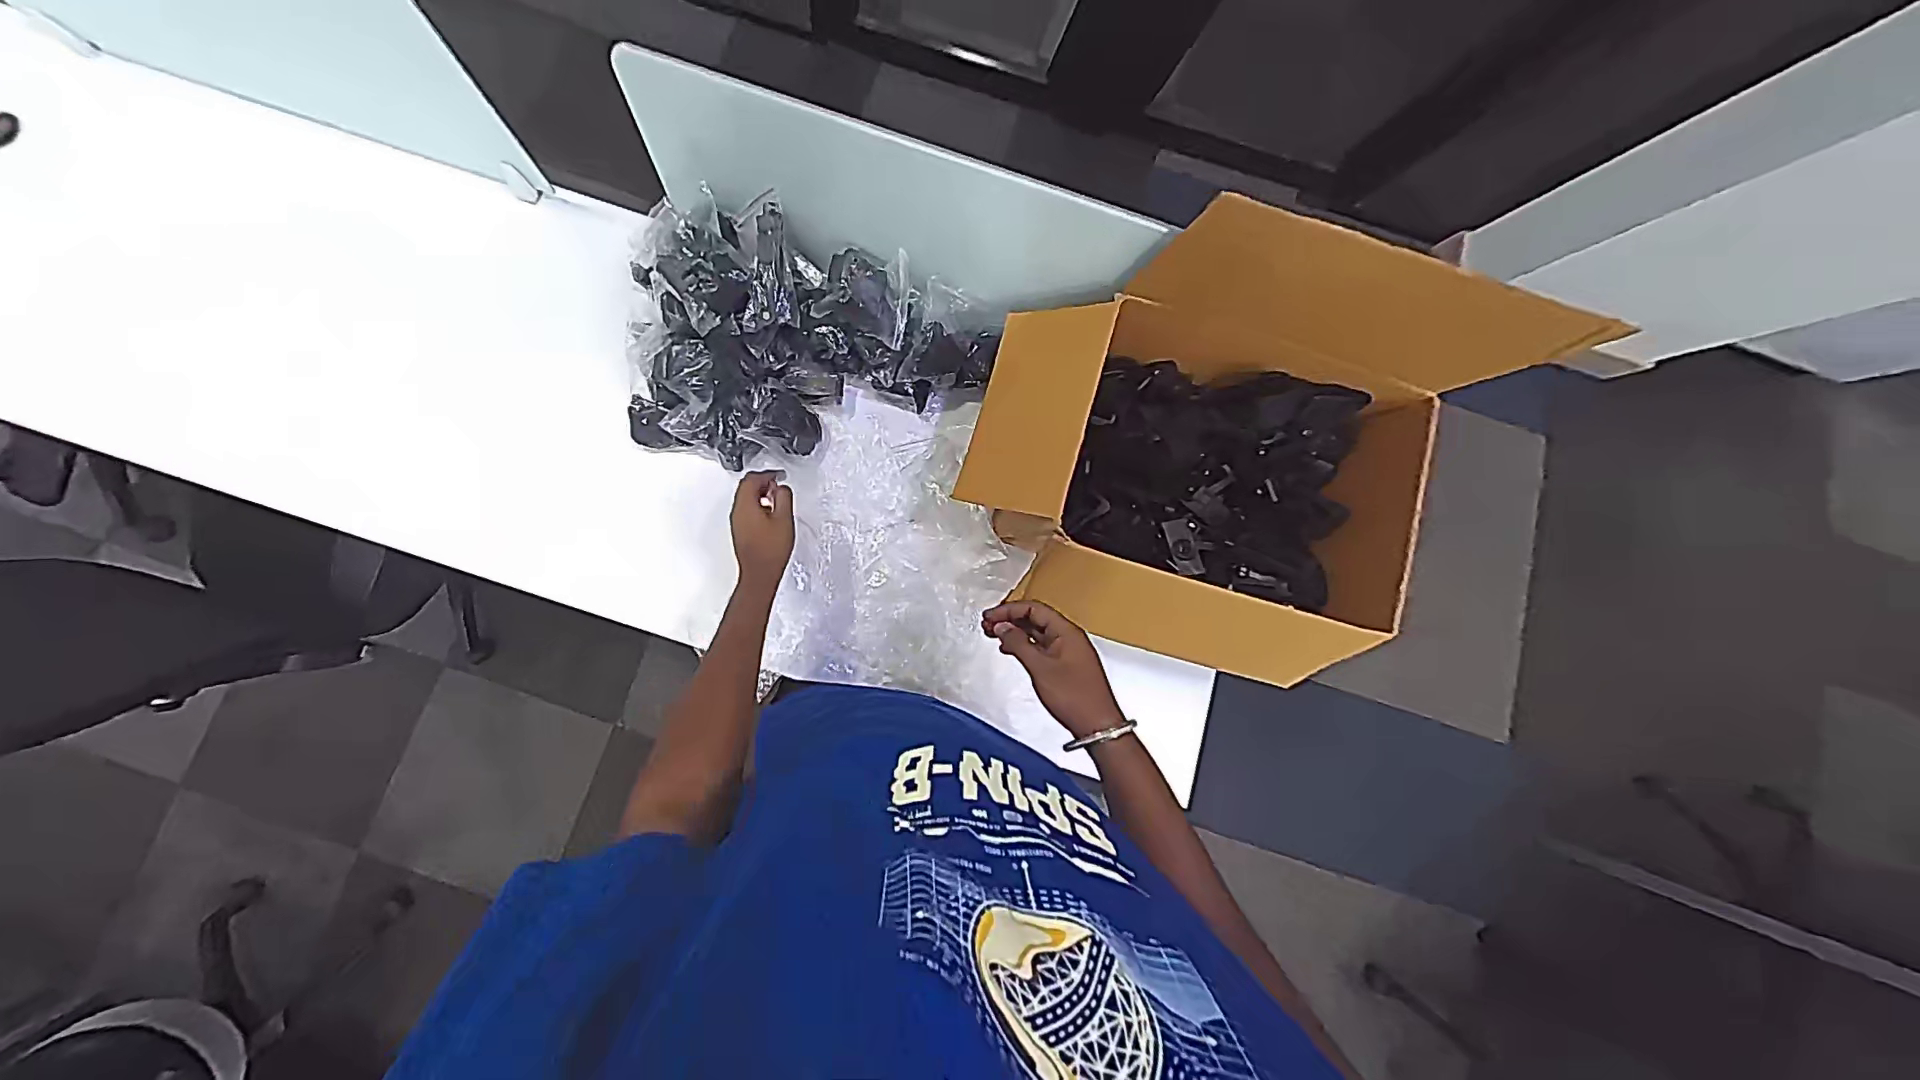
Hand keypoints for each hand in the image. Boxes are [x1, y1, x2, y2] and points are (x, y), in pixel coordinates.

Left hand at [731, 470, 793, 594]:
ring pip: (746, 499)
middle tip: (778, 484)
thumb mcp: (784, 518)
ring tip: (777, 499)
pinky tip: (771, 514)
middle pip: (746, 487)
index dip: (767, 473)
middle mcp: (737, 512)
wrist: (760, 573)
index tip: (778, 475)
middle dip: (763, 482)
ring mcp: (737, 522)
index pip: (752, 479)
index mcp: (745, 505)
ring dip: (761, 494)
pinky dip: (758, 505)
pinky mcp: (740, 531)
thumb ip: (784, 497)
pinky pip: (747, 510)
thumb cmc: (770, 550)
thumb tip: (781, 488)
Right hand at [982, 601, 1123, 738]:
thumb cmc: (1076, 698)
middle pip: (1035, 618)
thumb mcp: (1040, 668)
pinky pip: (1041, 647)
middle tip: (988, 624)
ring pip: (1037, 633)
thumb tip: (1003, 627)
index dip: (1009, 610)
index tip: (990, 616)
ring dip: (1015, 632)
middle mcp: (1069, 637)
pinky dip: (1024, 645)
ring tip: (995, 635)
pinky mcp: (1066, 664)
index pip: (1034, 609)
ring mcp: (1068, 651)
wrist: (1096, 725)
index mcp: (1066, 632)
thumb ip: (1018, 644)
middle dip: (1010, 619)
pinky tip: (1012, 650)